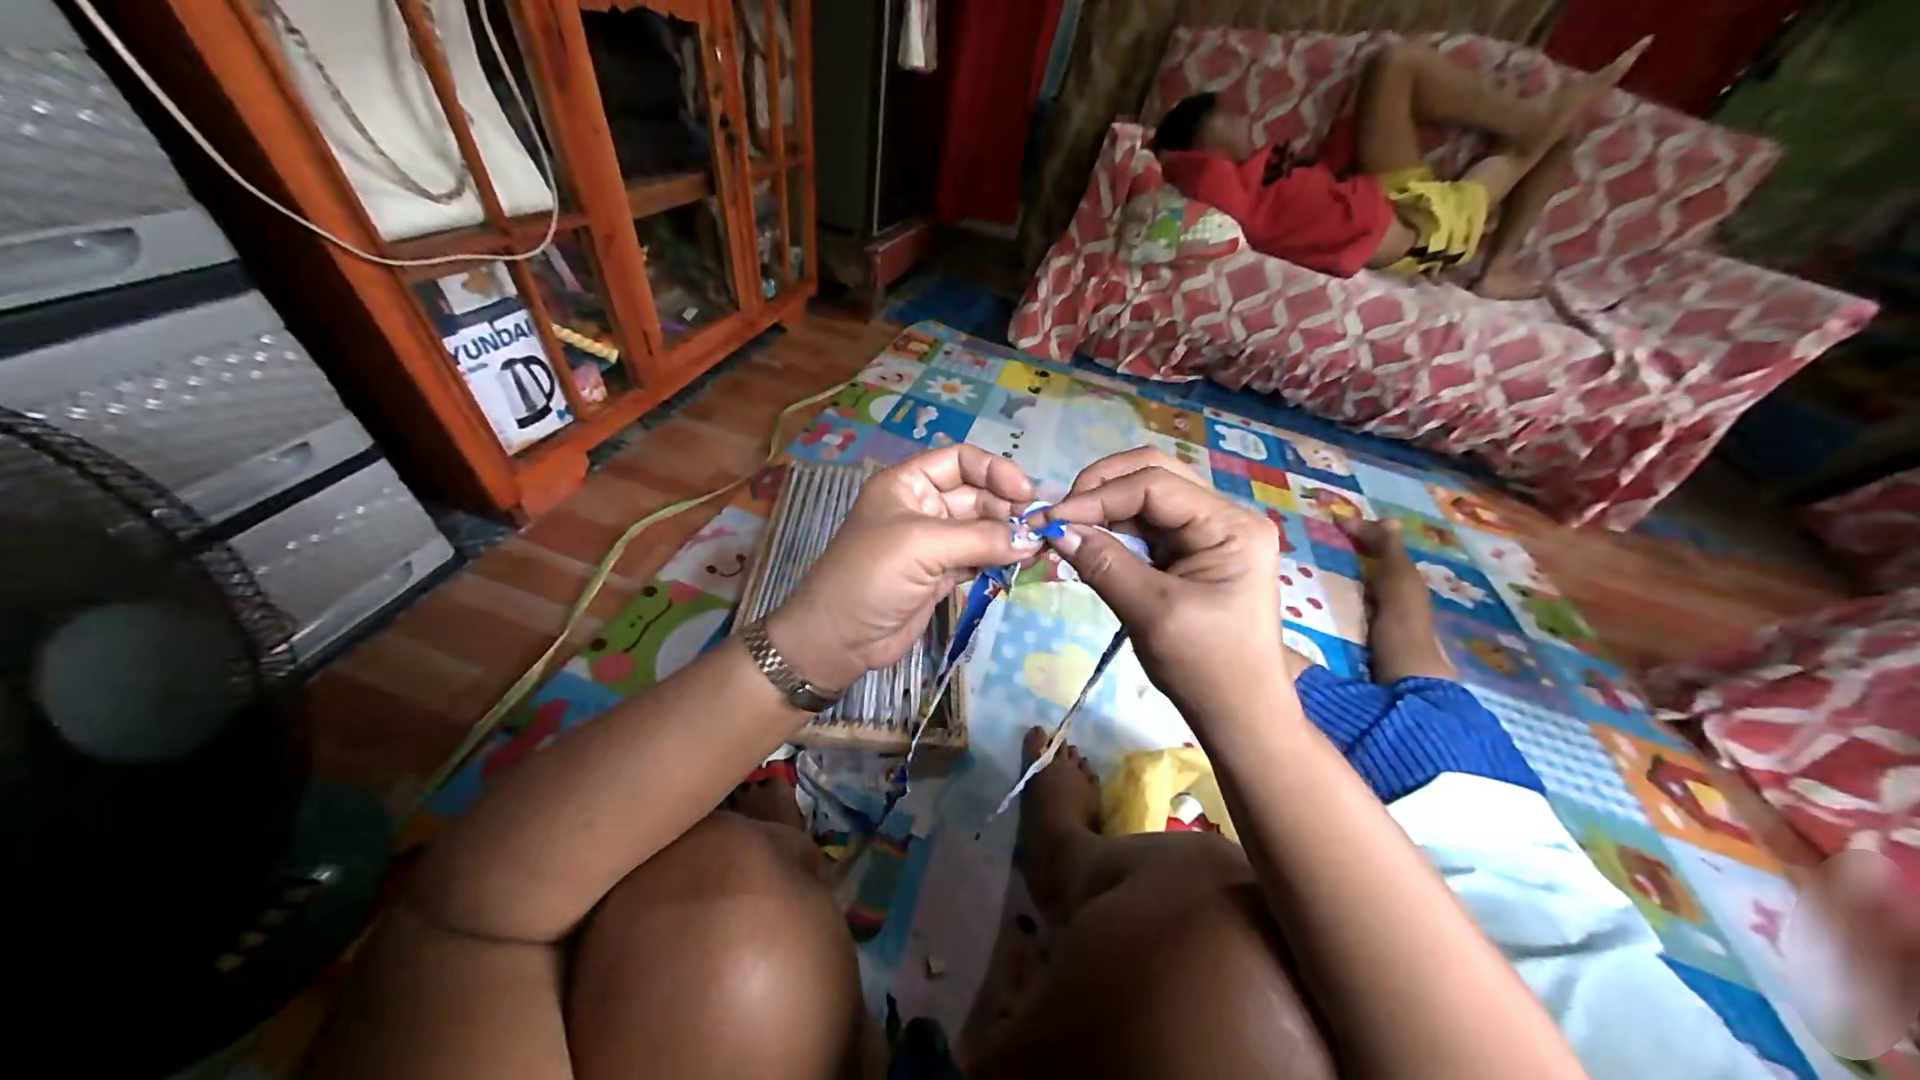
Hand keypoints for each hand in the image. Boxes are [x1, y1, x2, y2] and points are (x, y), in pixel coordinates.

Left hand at [767, 446, 1037, 691]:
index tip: (1025, 492)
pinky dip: (1000, 560)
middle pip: (977, 494)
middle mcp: (923, 507)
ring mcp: (934, 543)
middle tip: (1039, 527)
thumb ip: (980, 538)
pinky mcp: (943, 575)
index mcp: (908, 484)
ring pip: (982, 528)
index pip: (959, 460)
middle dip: (1007, 507)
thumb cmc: (870, 576)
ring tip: (1038, 547)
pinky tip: (1021, 564)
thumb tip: (1032, 539)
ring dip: (1008, 535)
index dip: (994, 469)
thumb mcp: (922, 545)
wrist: (839, 638)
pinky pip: (980, 558)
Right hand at [1041, 447, 1285, 716]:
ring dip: (1103, 508)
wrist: (1239, 714)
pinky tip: (1088, 541)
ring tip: (1065, 529)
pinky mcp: (1192, 551)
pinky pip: (1147, 525)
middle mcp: (1224, 517)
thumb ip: (1104, 564)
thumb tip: (1055, 530)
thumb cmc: (1205, 668)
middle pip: (1153, 475)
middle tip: (1058, 516)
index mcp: (1230, 526)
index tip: (1051, 520)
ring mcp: (1209, 532)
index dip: (1098, 496)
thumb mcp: (1151, 614)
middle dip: (1100, 489)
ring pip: (1146, 497)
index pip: (1154, 484)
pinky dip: (1113, 528)